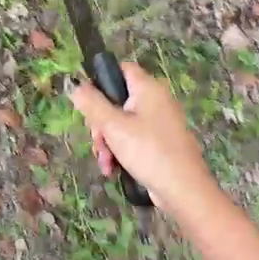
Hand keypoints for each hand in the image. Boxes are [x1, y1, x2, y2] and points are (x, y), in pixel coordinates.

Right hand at [68, 61, 212, 213]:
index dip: (102, 81)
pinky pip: (133, 138)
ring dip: (107, 142)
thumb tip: (75, 85)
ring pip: (121, 123)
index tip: (88, 103)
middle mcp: (156, 101)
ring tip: (106, 162)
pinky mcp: (160, 142)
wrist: (183, 190)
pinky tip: (113, 169)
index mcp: (148, 89)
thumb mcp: (112, 126)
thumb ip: (91, 103)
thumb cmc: (148, 151)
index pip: (121, 69)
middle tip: (97, 140)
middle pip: (116, 100)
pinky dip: (120, 150)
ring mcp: (160, 123)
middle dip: (100, 123)